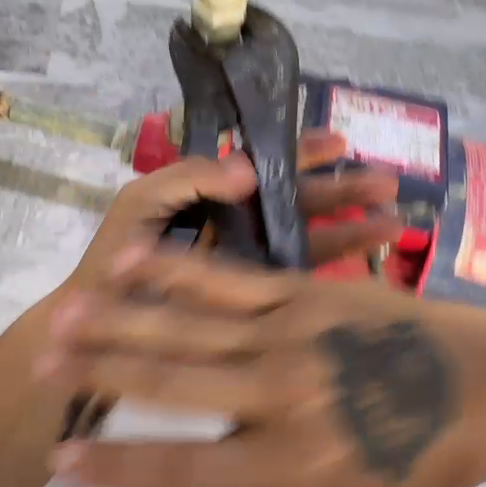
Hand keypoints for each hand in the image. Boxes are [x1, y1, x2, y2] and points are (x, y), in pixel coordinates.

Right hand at [40, 249, 485, 486]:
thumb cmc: (435, 465)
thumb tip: (234, 479)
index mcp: (292, 466)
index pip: (186, 472)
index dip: (119, 467)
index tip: (63, 458)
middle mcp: (277, 397)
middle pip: (171, 384)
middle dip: (100, 375)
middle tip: (38, 362)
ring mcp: (287, 334)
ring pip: (189, 325)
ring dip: (123, 318)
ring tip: (68, 310)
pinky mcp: (301, 292)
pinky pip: (228, 280)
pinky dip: (176, 271)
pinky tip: (135, 258)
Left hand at [61, 130, 404, 295]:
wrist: (90, 343)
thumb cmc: (112, 267)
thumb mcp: (142, 207)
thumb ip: (188, 179)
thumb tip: (248, 168)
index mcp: (207, 197)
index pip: (264, 166)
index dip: (300, 153)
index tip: (338, 143)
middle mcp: (232, 226)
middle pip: (295, 200)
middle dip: (338, 188)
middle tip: (385, 180)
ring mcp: (246, 270)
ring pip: (308, 237)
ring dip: (348, 225)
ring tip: (395, 218)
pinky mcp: (255, 311)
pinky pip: (301, 280)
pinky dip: (336, 267)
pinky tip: (373, 262)